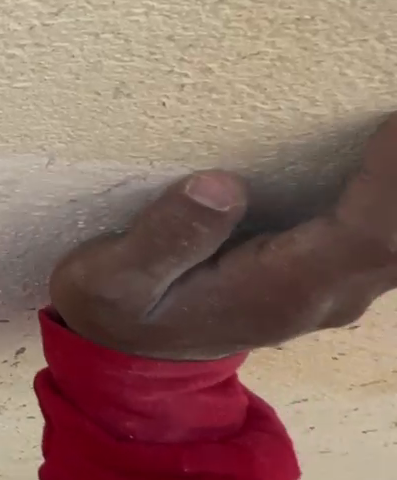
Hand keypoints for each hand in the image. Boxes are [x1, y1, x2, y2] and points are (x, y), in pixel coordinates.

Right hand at [50, 115, 396, 360]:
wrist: (126, 355)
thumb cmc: (112, 310)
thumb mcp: (111, 277)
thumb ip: (164, 237)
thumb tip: (221, 184)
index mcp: (276, 290)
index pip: (366, 236)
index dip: (392, 181)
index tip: (395, 123)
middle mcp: (324, 293)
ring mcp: (330, 288)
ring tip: (394, 133)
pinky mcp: (322, 276)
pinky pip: (384, 239)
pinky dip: (389, 201)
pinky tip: (382, 168)